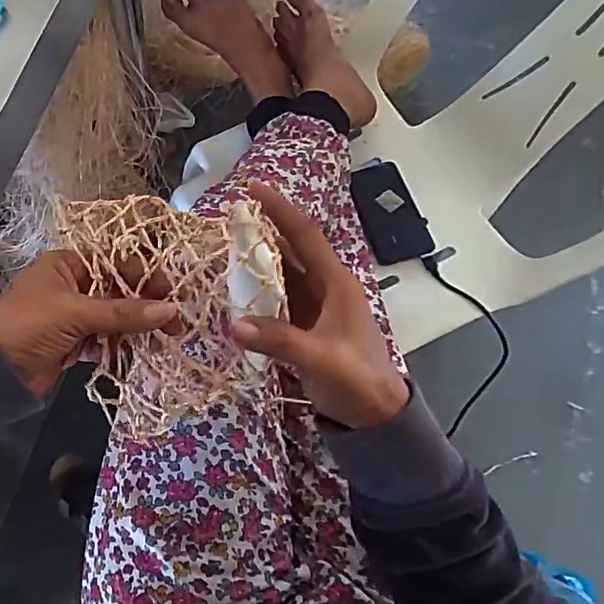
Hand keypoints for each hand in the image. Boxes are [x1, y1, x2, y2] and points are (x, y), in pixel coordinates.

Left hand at [0, 250, 179, 398]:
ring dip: (140, 329)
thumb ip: (123, 313)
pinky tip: (143, 353)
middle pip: (121, 291)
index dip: (145, 276)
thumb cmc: (28, 326)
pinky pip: (109, 340)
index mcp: (69, 265)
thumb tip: (170, 310)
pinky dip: (125, 346)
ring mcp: (76, 316)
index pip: (117, 263)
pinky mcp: (78, 342)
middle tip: (176, 322)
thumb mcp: (76, 313)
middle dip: (148, 306)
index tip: (171, 293)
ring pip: (118, 318)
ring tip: (165, 340)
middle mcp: (75, 286)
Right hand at [231, 185, 409, 428]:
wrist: (376, 414)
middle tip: (230, 216)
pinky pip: (279, 300)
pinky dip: (258, 293)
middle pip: (292, 250)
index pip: (306, 237)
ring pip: (283, 274)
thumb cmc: (358, 381)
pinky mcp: (305, 326)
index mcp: (337, 284)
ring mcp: (315, 308)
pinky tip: (237, 291)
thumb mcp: (322, 360)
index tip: (253, 189)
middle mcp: (326, 288)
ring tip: (227, 247)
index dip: (280, 211)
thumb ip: (281, 341)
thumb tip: (235, 324)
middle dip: (264, 230)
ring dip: (258, 261)